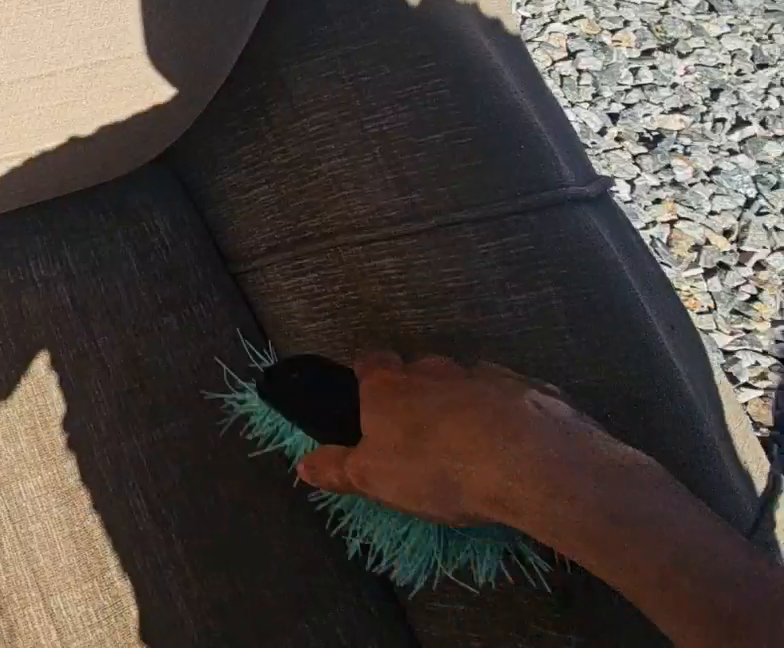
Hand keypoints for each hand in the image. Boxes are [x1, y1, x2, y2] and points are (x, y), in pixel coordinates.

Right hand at [293, 352, 639, 525]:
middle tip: (429, 427)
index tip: (372, 395)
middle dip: (424, 390)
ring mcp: (487, 377)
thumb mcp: (374, 478)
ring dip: (470, 401)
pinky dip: (518, 414)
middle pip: (421, 370)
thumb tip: (300, 466)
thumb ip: (337, 469)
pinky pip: (521, 398)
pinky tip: (527, 443)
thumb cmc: (437, 468)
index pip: (370, 360)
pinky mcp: (538, 393)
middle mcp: (432, 370)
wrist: (535, 467)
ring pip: (471, 382)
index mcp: (388, 385)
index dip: (370, 374)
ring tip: (480, 439)